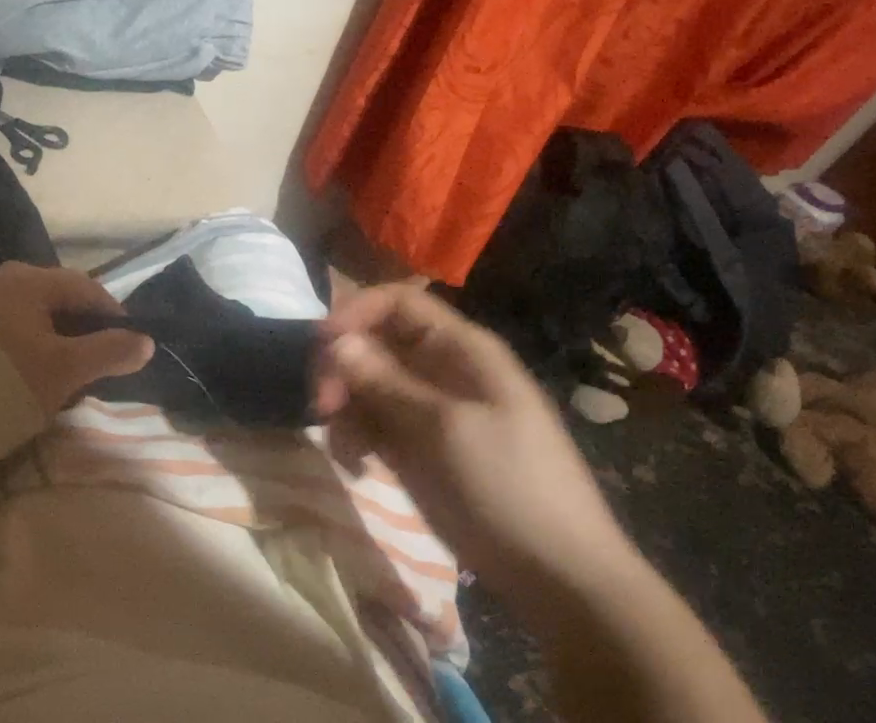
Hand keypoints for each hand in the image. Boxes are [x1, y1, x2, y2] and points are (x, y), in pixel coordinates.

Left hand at [0, 262, 153, 413]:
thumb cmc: (9, 381)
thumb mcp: (67, 369)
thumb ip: (110, 351)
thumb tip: (146, 342)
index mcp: (29, 279)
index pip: (87, 289)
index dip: (114, 319)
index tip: (129, 351)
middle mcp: (5, 280)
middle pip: (62, 303)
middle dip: (85, 336)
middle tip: (99, 371)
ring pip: (39, 321)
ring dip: (60, 348)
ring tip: (70, 382)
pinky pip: (16, 332)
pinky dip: (34, 352)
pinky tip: (37, 381)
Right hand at [316, 283, 638, 596]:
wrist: (555, 573)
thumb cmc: (510, 486)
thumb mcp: (446, 428)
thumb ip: (387, 383)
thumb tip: (336, 340)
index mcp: (461, 350)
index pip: (397, 303)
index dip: (356, 312)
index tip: (320, 345)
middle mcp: (439, 370)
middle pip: (372, 343)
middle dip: (341, 368)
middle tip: (323, 406)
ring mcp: (425, 410)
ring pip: (363, 385)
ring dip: (344, 408)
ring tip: (345, 449)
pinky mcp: (414, 448)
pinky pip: (370, 424)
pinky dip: (354, 438)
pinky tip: (357, 467)